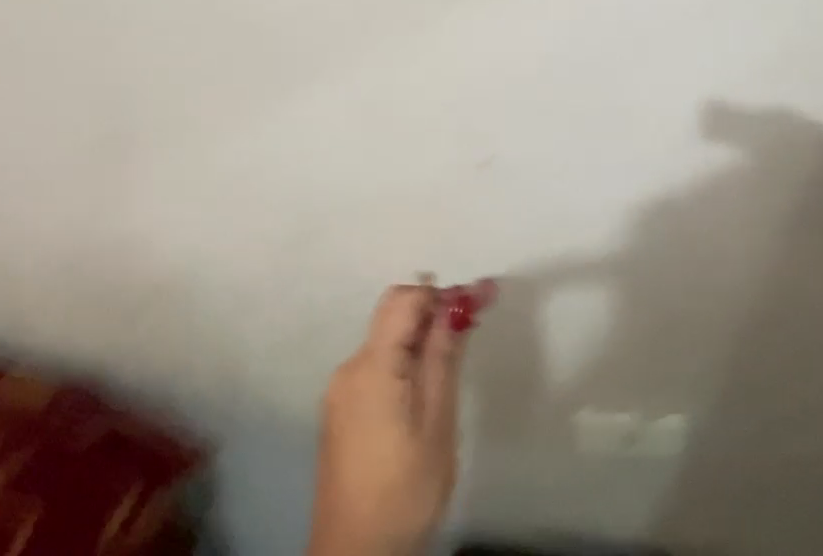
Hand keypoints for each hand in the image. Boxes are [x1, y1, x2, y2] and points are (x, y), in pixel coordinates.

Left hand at [308, 279, 495, 555]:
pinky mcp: (341, 411)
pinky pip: (376, 367)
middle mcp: (349, 367)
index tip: (481, 298)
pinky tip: (427, 385)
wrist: (355, 551)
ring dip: (419, 336)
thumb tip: (457, 304)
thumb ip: (443, 357)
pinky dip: (403, 361)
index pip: (404, 299)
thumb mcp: (437, 422)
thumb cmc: (405, 489)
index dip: (443, 292)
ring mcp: (340, 390)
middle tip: (474, 323)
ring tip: (457, 354)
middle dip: (433, 310)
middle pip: (391, 315)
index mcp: (372, 366)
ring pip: (384, 341)